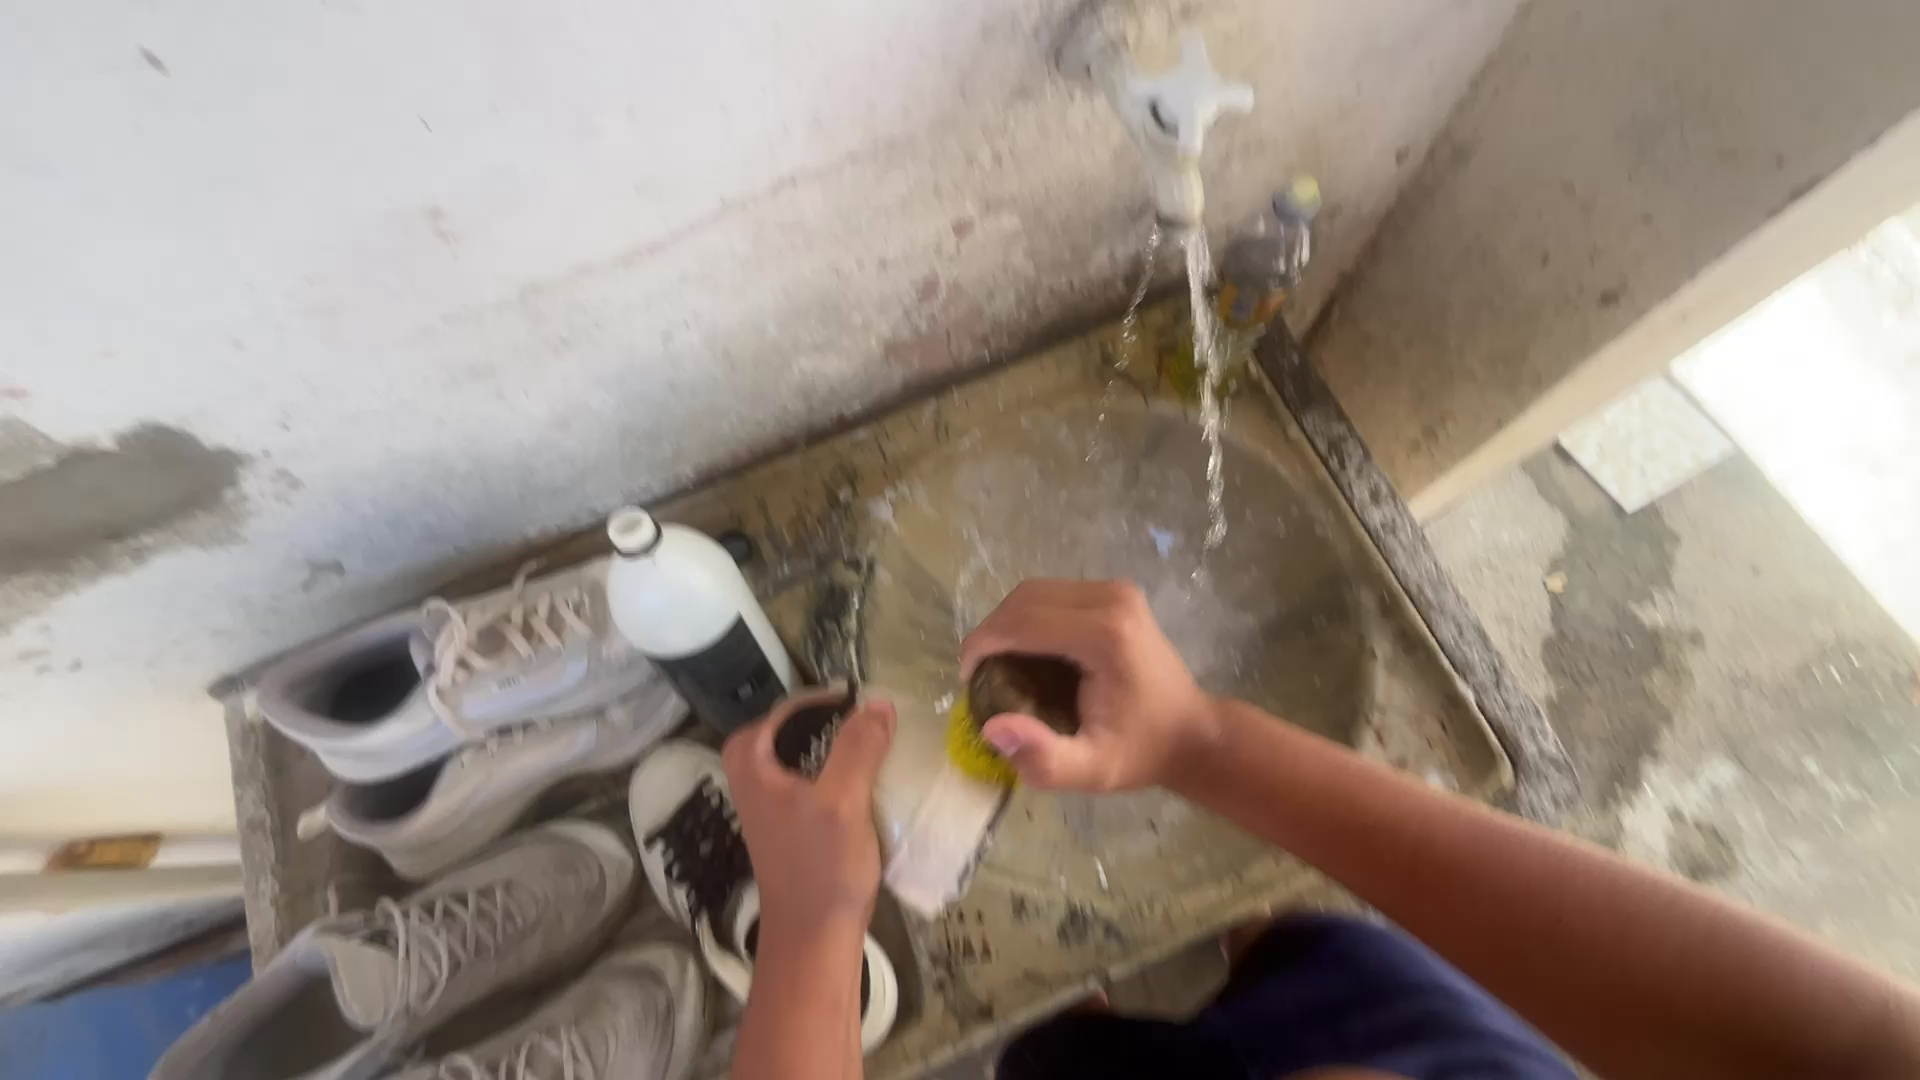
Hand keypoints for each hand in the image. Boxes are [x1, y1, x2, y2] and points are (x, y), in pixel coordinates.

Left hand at [721, 688, 896, 936]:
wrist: (813, 938)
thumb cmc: (821, 867)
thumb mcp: (843, 800)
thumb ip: (858, 747)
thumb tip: (878, 701)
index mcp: (751, 764)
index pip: (787, 708)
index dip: (823, 700)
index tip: (861, 702)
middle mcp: (751, 778)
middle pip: (792, 728)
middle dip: (829, 720)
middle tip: (866, 720)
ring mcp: (769, 803)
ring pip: (802, 752)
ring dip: (835, 745)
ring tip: (873, 744)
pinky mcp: (790, 823)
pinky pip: (812, 777)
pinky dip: (836, 770)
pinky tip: (866, 780)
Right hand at [959, 579, 1216, 792]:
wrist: (1193, 733)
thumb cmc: (1141, 753)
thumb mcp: (1092, 771)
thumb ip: (1043, 759)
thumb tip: (992, 727)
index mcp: (1105, 635)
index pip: (1022, 622)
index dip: (983, 645)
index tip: (967, 680)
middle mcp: (1111, 599)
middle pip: (1025, 599)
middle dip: (991, 632)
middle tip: (978, 674)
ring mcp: (1115, 590)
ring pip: (1035, 591)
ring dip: (1007, 623)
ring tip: (996, 663)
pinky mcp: (1115, 592)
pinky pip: (1053, 594)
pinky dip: (1028, 618)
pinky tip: (1024, 650)